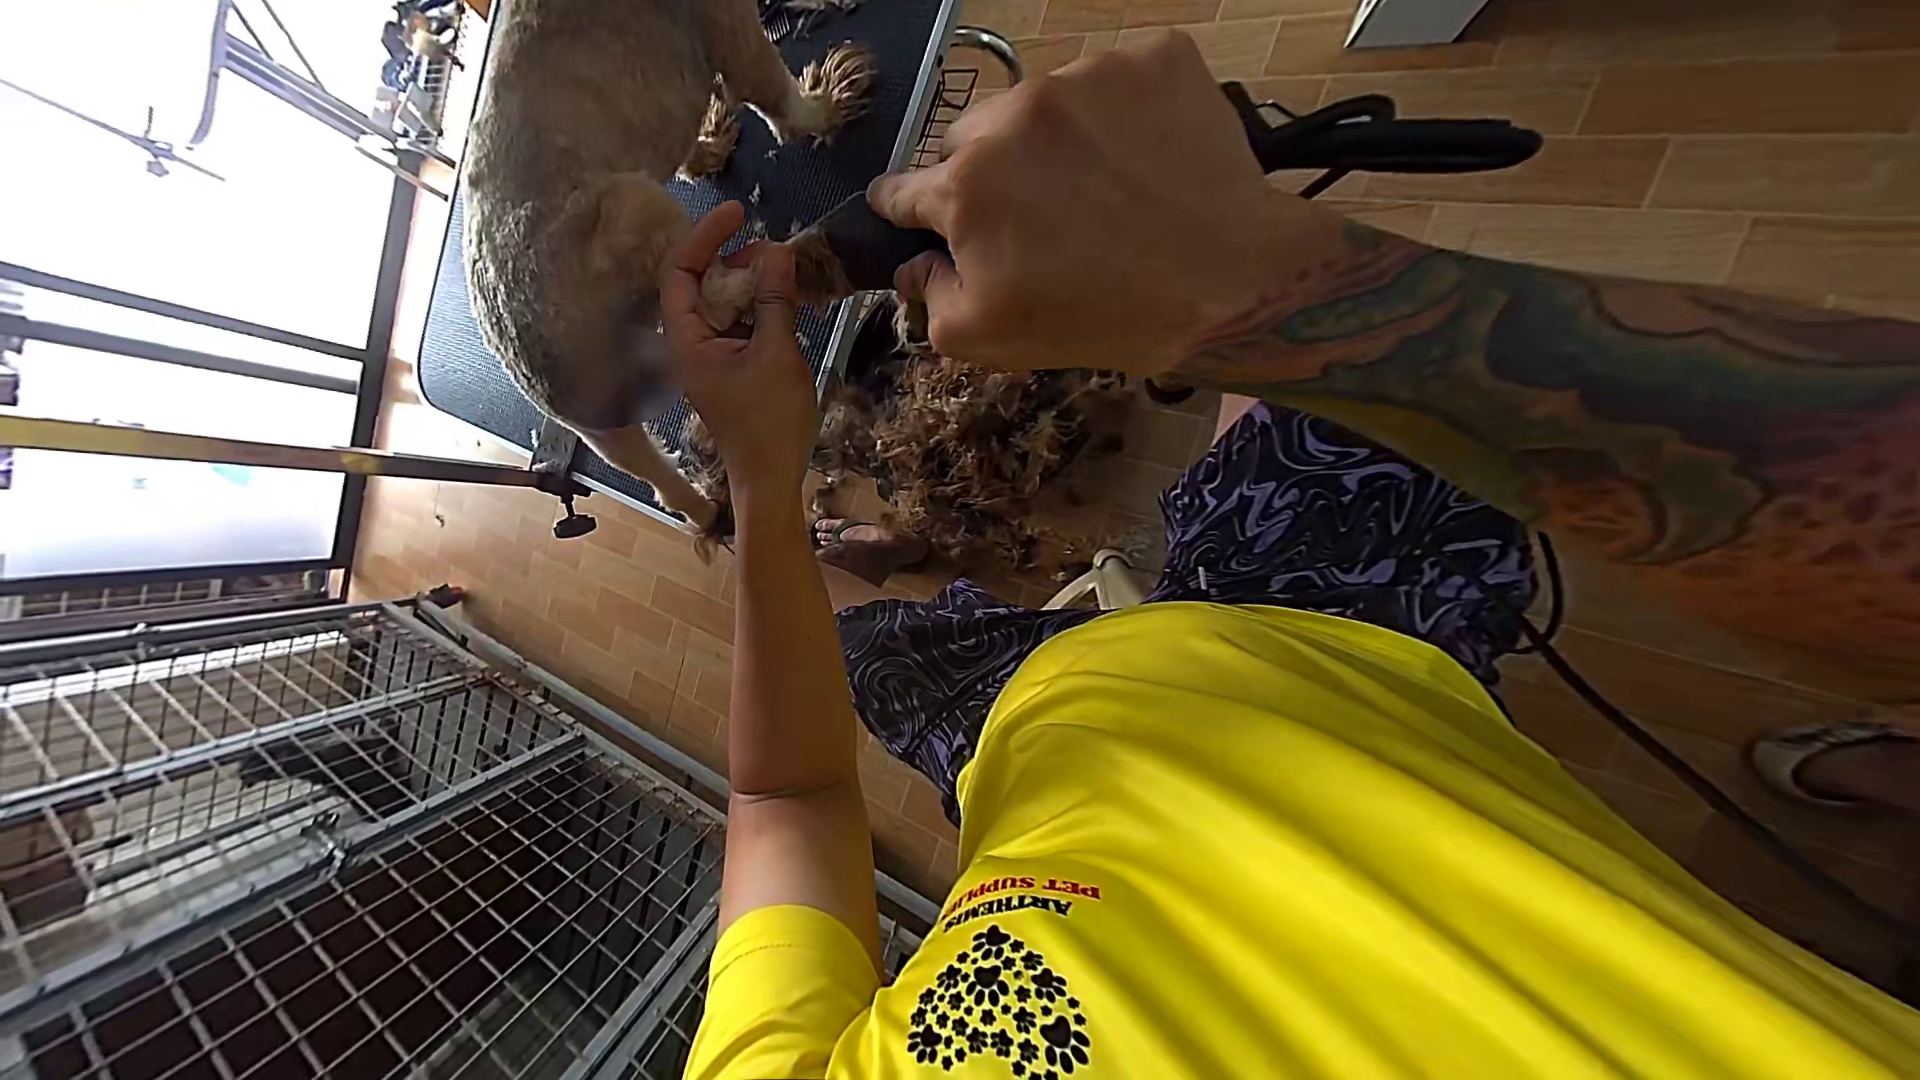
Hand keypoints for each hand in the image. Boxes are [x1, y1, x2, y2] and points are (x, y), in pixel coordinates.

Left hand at [661, 202, 816, 502]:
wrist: (771, 478)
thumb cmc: (770, 423)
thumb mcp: (777, 356)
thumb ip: (775, 301)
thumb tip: (778, 252)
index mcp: (687, 340)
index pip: (681, 270)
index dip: (706, 236)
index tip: (740, 213)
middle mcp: (692, 344)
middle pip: (704, 285)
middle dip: (738, 263)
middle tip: (777, 253)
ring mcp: (713, 359)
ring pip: (727, 307)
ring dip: (755, 288)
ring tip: (790, 276)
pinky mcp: (733, 370)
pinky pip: (742, 329)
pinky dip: (763, 314)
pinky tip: (791, 307)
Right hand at [868, 31, 1349, 375]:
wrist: (1223, 286)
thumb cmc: (1092, 321)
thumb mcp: (986, 338)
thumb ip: (930, 297)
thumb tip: (915, 261)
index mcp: (965, 185)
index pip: (902, 187)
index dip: (904, 211)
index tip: (911, 218)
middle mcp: (1015, 113)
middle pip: (968, 140)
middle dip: (981, 178)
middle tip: (1027, 221)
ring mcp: (1089, 75)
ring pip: (1038, 107)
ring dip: (1046, 146)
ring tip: (1093, 196)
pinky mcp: (1153, 57)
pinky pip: (1110, 87)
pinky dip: (1112, 124)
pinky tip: (1137, 168)